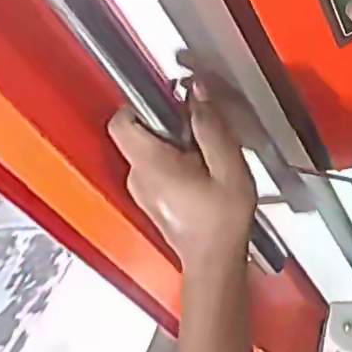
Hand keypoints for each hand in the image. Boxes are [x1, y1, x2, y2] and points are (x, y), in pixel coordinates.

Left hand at [108, 74, 256, 277]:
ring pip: (151, 147)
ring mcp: (141, 188)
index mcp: (150, 165)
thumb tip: (197, 91)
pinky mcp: (151, 196)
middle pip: (140, 132)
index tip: (175, 98)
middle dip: (171, 122)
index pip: (122, 120)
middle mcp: (137, 175)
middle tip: (205, 129)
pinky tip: (205, 169)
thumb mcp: (229, 166)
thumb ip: (210, 127)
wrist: (215, 259)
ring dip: (178, 140)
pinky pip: (157, 164)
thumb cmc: (223, 217)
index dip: (145, 102)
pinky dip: (179, 158)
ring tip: (210, 153)